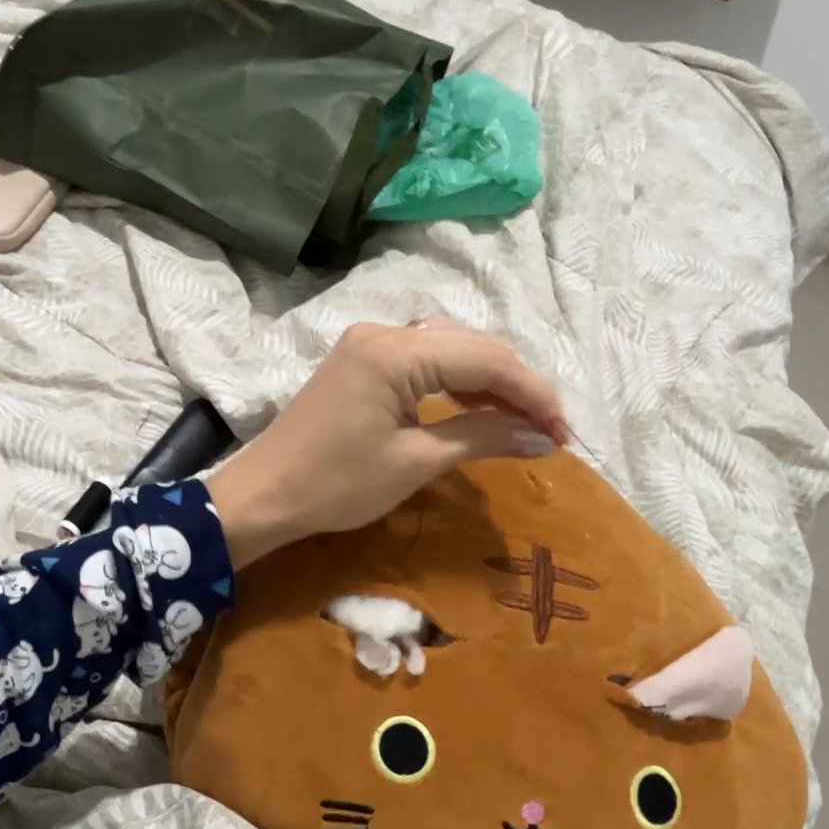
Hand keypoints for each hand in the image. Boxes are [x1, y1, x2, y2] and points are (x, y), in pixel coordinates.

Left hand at [208, 319, 567, 567]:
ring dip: (487, 383)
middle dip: (515, 386)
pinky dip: (453, 383)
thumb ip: (483, 438)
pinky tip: (475, 409)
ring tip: (520, 424)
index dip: (533, 395)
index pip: (486, 360)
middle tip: (549, 432)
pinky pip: (420, 361)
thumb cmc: (336, 485)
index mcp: (396, 352)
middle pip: (470, 346)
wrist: (264, 496)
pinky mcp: (357, 362)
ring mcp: (366, 344)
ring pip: (447, 349)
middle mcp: (383, 332)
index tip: (564, 434)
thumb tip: (544, 437)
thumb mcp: (415, 462)